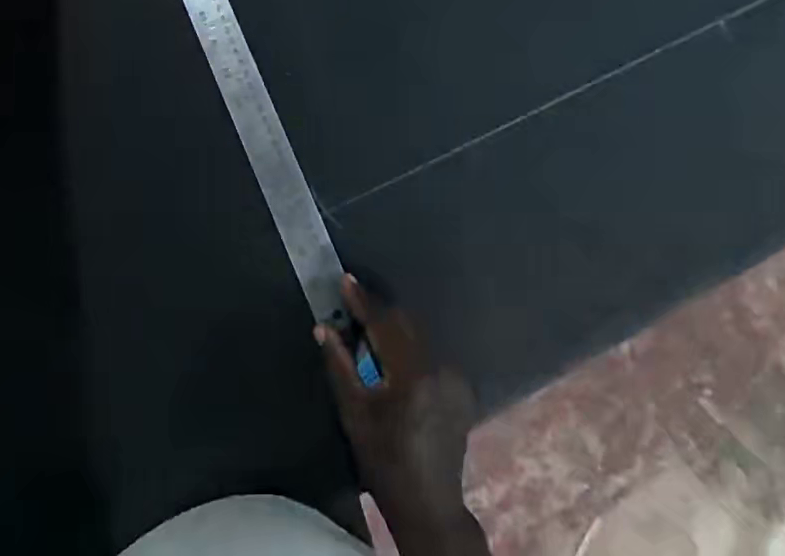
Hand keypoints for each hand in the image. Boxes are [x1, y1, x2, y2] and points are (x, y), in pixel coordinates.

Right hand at [317, 276, 488, 555]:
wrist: (428, 505)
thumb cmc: (384, 461)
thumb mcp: (354, 414)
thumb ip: (339, 365)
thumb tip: (323, 327)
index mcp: (412, 376)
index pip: (384, 325)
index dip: (362, 301)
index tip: (346, 279)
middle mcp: (439, 369)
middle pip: (405, 323)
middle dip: (378, 309)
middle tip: (353, 299)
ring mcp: (455, 378)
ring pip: (420, 335)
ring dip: (394, 325)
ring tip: (369, 324)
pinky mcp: (461, 387)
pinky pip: (431, 351)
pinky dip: (410, 344)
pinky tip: (394, 352)